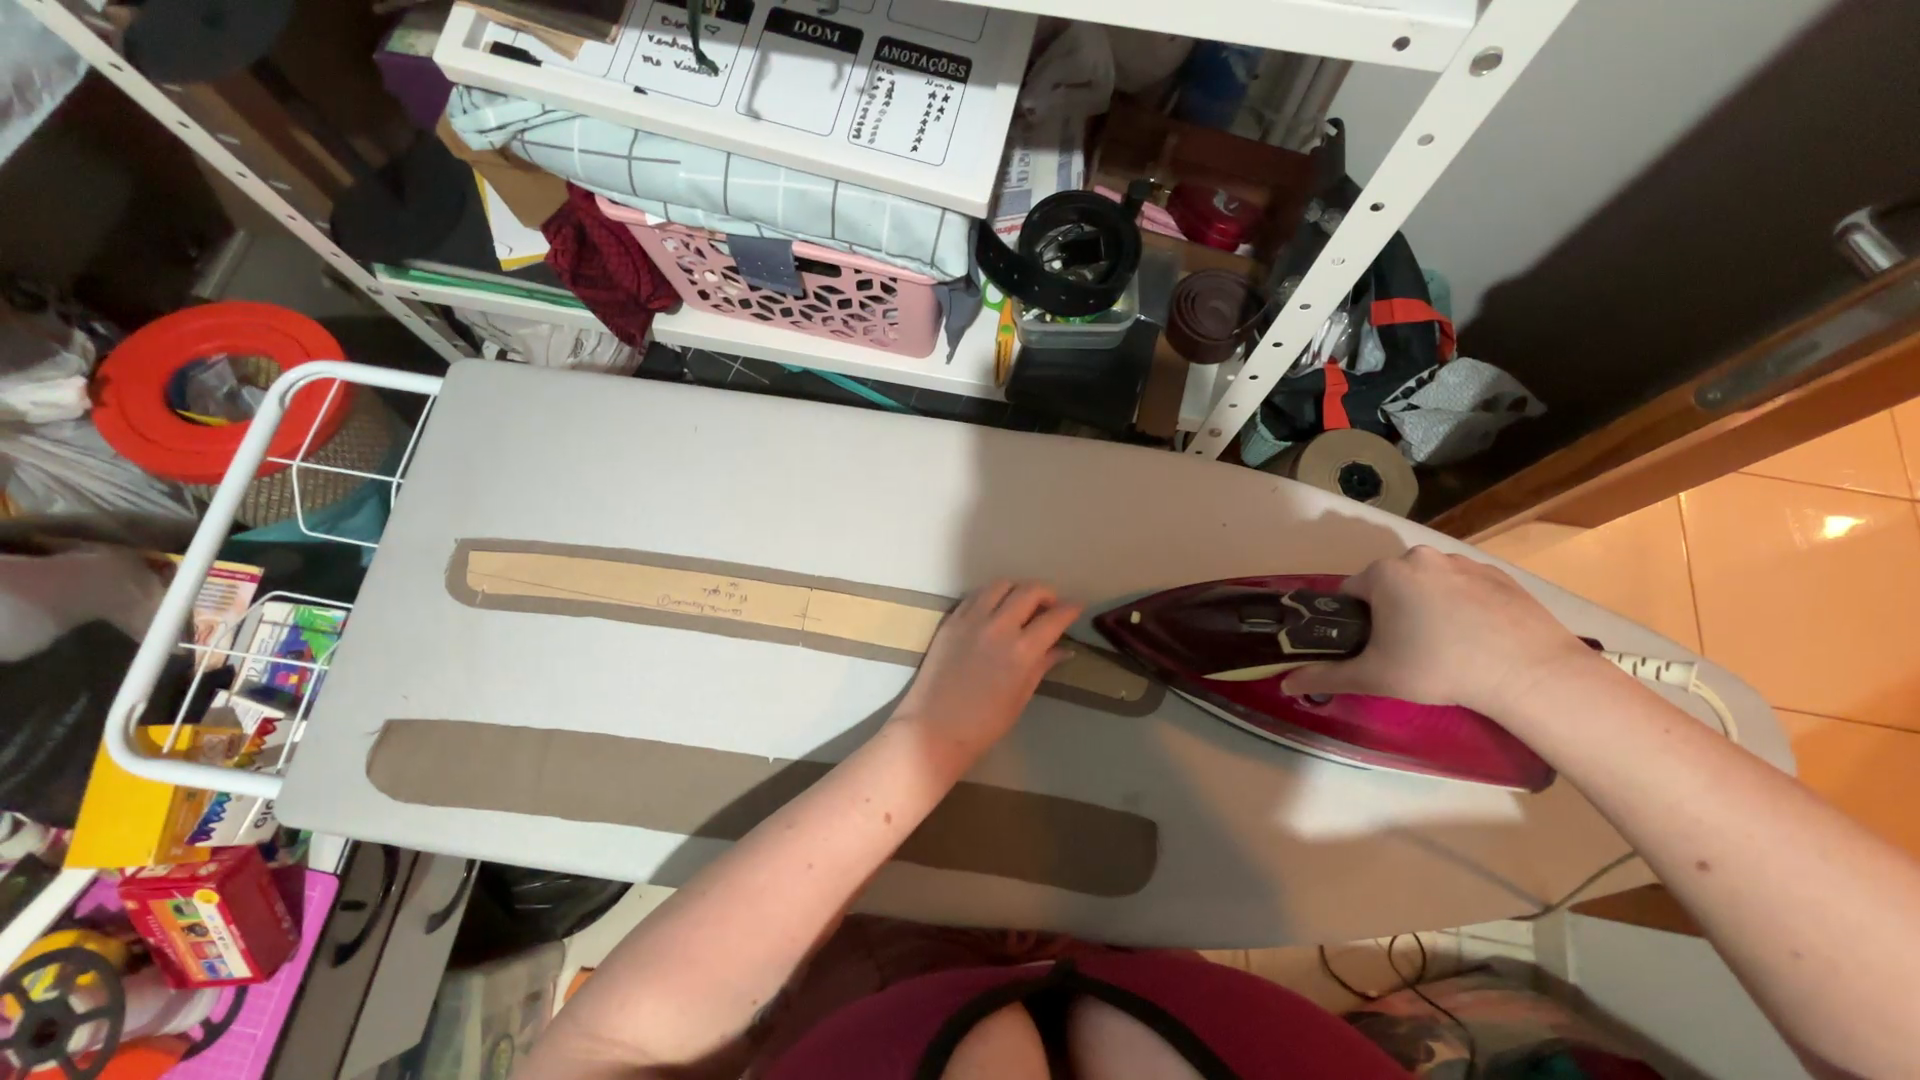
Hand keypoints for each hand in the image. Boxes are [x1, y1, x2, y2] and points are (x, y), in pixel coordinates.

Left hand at [890, 581, 1081, 766]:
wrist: (935, 728)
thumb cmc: (984, 722)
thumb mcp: (1021, 696)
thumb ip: (1042, 665)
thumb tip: (1063, 650)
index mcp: (1022, 650)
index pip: (1055, 617)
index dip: (1071, 609)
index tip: (1076, 608)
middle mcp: (999, 626)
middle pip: (1030, 591)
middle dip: (1047, 594)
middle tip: (1050, 607)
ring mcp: (972, 620)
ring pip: (1001, 585)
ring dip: (1017, 590)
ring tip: (1021, 605)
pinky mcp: (951, 620)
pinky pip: (976, 595)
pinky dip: (991, 596)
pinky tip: (994, 611)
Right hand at [1281, 546, 1601, 715]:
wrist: (1528, 671)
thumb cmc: (1439, 668)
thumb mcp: (1375, 676)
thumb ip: (1327, 675)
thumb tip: (1285, 684)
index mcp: (1384, 574)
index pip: (1351, 593)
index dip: (1354, 624)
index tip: (1371, 649)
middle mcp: (1420, 557)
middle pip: (1389, 586)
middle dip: (1391, 613)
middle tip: (1406, 652)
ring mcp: (1462, 562)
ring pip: (1427, 585)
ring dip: (1425, 608)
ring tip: (1445, 648)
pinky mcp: (1499, 574)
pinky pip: (1463, 587)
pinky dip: (1461, 606)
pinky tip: (1474, 638)